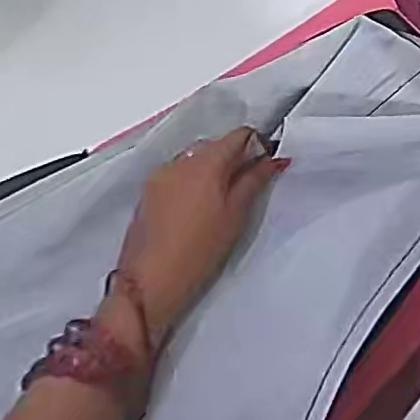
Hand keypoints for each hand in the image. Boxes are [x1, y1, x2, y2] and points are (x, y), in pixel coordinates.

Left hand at [115, 127, 286, 336]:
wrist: (148, 284)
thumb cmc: (200, 249)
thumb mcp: (236, 214)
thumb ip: (255, 180)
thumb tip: (272, 159)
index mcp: (207, 162)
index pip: (239, 135)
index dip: (257, 145)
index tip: (265, 164)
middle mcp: (181, 160)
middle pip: (216, 144)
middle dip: (234, 157)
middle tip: (246, 184)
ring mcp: (160, 175)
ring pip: (195, 158)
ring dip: (212, 167)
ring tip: (220, 197)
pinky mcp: (147, 191)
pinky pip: (177, 172)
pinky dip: (192, 179)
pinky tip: (196, 206)